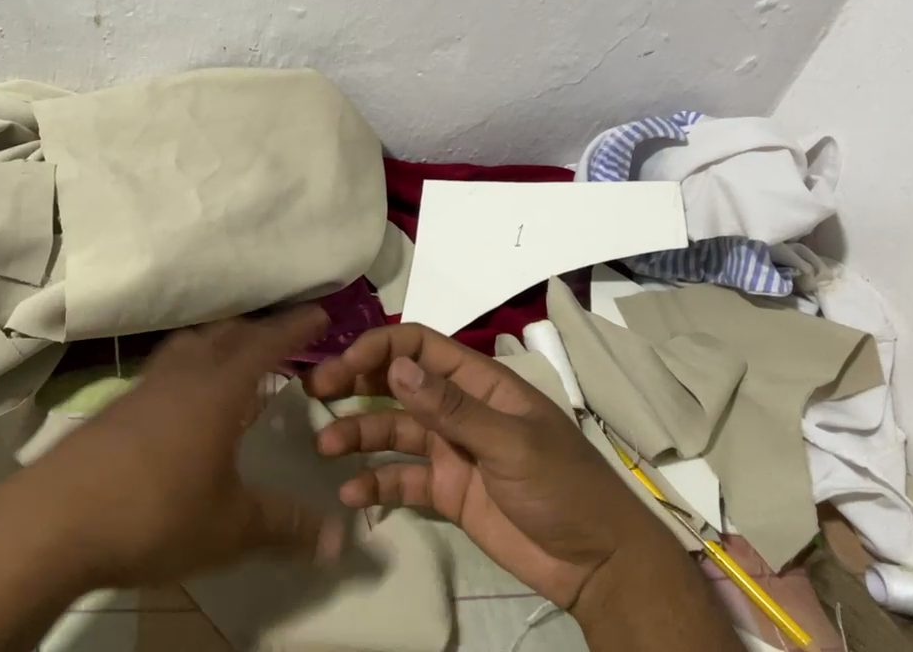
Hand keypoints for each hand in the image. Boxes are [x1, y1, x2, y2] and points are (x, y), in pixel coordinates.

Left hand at [0, 308, 341, 651]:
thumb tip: (340, 540)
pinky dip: (187, 366)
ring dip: (217, 342)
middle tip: (281, 334)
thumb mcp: (231, 527)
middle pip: (225, 335)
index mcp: (219, 390)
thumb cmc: (155, 514)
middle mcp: (182, 376)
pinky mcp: (115, 408)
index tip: (319, 312)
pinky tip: (183, 398)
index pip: (265, 344)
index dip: (294, 327)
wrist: (55, 519)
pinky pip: (164, 369)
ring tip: (232, 355)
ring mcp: (144, 388)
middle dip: (258, 329)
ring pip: (188, 346)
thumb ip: (285, 526)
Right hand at [307, 323, 673, 611]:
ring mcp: (451, 450)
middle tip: (315, 393)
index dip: (381, 348)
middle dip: (357, 384)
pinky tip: (350, 492)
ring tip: (325, 446)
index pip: (422, 347)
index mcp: (480, 384)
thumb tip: (396, 366)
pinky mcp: (446, 491)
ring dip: (358, 434)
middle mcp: (459, 409)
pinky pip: (402, 478)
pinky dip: (375, 482)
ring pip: (393, 430)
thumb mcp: (510, 443)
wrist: (597, 565)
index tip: (343, 364)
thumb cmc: (563, 488)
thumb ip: (451, 408)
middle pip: (399, 384)